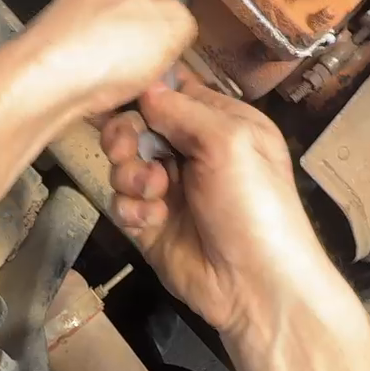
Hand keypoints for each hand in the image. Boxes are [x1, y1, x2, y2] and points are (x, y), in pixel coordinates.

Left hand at [0, 0, 195, 125]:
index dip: (169, 26)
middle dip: (143, 56)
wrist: (45, 83)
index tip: (170, 50)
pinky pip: (88, 74)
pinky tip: (98, 104)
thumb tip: (173, 27)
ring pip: (111, 54)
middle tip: (149, 78)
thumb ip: (184, 21)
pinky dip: (96, 90)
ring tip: (122, 95)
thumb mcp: (175, 27)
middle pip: (134, 26)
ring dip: (121, 79)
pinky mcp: (52, 53)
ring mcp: (68, 19)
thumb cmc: (111, 47)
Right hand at [101, 77, 343, 343]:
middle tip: (126, 150)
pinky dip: (131, 208)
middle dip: (125, 135)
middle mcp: (190, 151)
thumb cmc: (252, 203)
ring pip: (122, 163)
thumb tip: (144, 88)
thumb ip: (182, 109)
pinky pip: (120, 201)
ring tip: (153, 193)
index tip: (117, 93)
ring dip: (130, 175)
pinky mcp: (147, 222)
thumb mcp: (228, 141)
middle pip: (136, 124)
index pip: (171, 91)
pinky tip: (152, 221)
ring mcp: (167, 188)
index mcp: (220, 122)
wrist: (251, 282)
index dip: (143, 92)